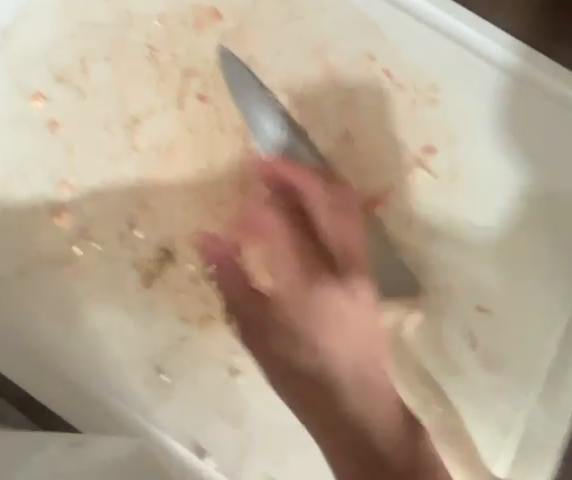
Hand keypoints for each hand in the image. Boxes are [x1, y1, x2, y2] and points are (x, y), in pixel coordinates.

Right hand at [199, 160, 442, 479]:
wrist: (359, 409)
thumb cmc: (299, 374)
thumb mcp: (255, 332)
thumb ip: (230, 279)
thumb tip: (204, 236)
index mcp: (310, 284)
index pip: (281, 222)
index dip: (255, 203)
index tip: (234, 196)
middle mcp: (343, 266)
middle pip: (327, 198)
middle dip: (293, 172)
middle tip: (260, 162)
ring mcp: (361, 266)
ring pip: (345, 203)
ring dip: (312, 181)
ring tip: (280, 174)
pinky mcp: (367, 270)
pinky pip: (349, 218)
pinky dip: (325, 199)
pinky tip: (301, 202)